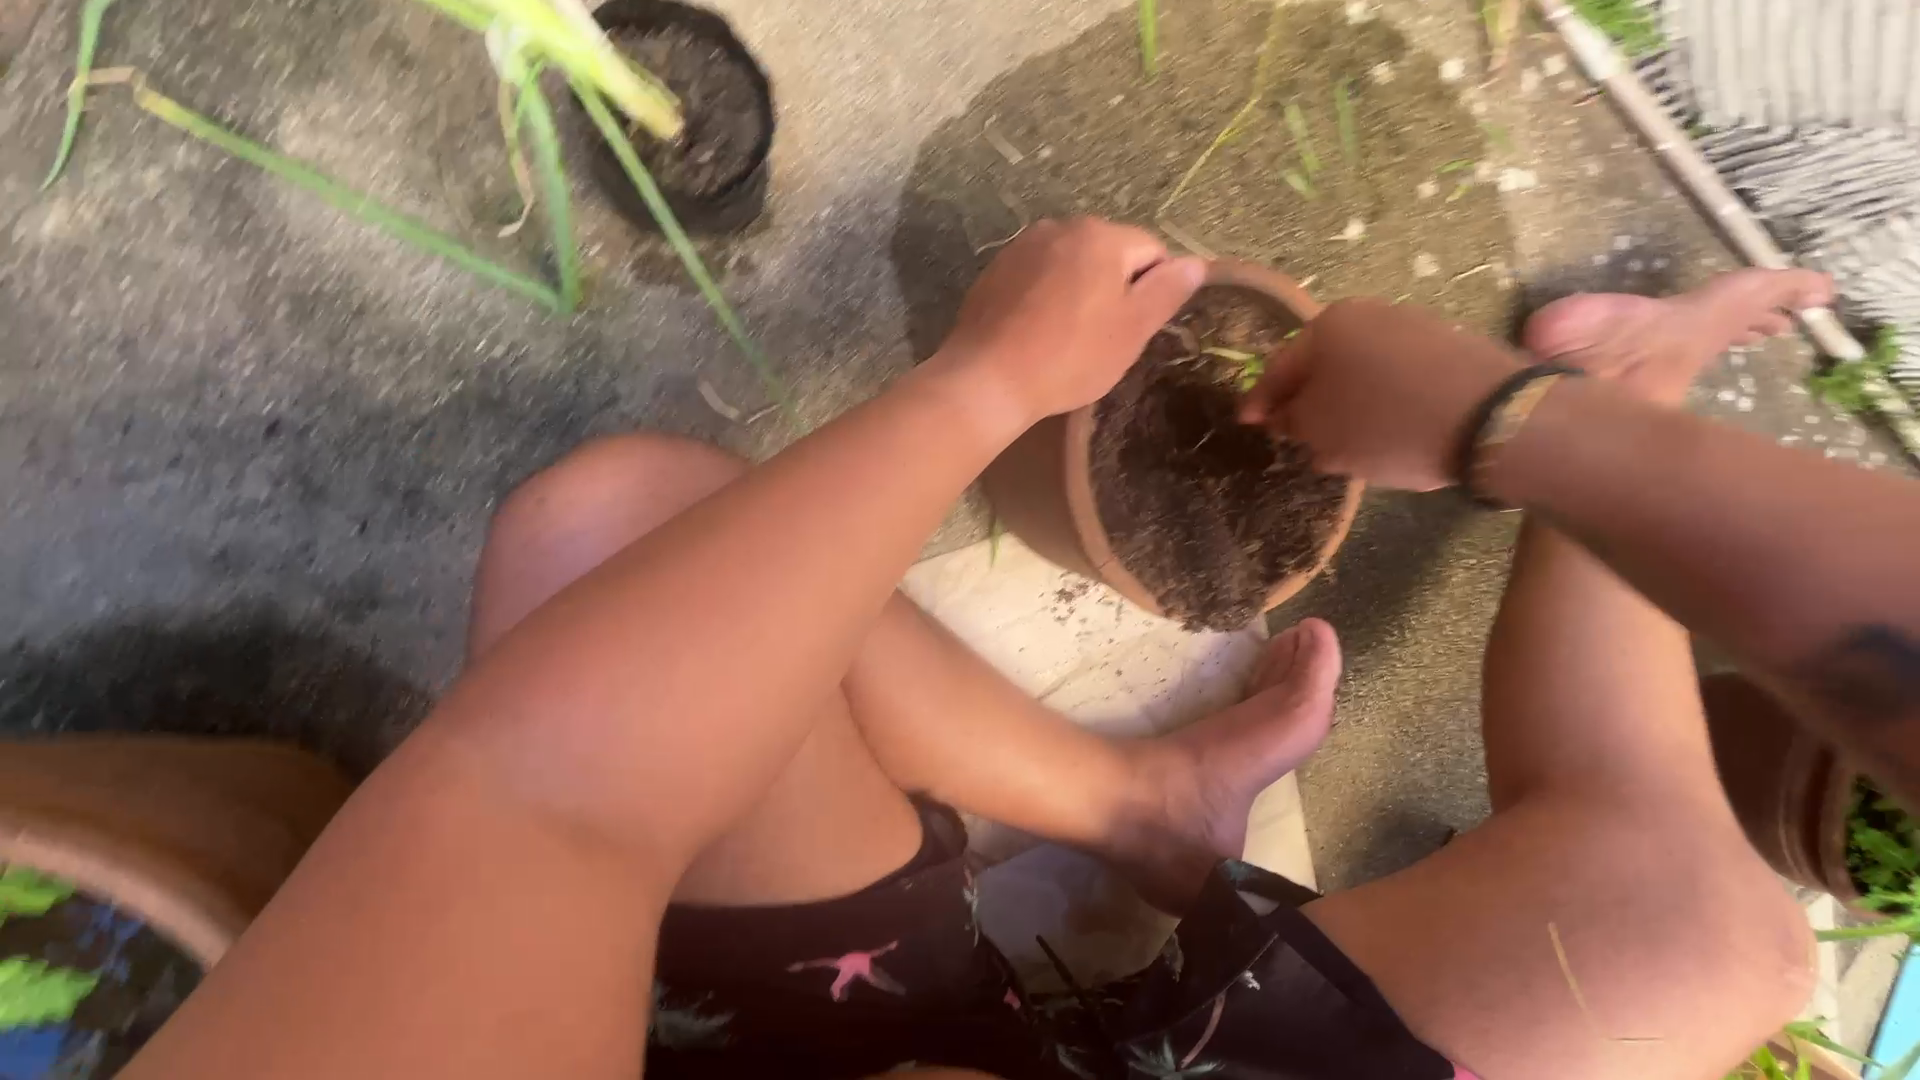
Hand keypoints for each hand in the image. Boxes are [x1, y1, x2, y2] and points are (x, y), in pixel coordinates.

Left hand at [926, 218, 1204, 424]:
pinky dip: (1043, 300)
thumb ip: (1167, 292)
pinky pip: (1035, 280)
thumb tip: (1196, 263)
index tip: (1134, 330)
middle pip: (1107, 254)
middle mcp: (1060, 227)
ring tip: (1065, 340)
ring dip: (1077, 294)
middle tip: (1101, 340)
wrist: (987, 379)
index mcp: (1101, 236)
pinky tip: (1035, 335)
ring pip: (1069, 266)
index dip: (1152, 291)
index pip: (1151, 251)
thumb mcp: (1131, 331)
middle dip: (1112, 290)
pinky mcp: (994, 272)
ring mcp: (1021, 247)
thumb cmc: (1069, 357)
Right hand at [1239, 298, 1524, 490]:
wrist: (1496, 418)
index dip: (1259, 401)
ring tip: (1339, 440)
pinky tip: (1384, 431)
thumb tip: (1283, 416)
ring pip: (1359, 370)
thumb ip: (1291, 421)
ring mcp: (1412, 326)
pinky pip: (1395, 376)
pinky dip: (1380, 401)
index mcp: (1327, 327)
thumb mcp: (1322, 432)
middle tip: (1293, 433)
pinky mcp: (1449, 346)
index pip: (1277, 367)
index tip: (1248, 426)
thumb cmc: (1387, 422)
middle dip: (1305, 400)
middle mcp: (1368, 314)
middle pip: (1321, 365)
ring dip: (1343, 403)